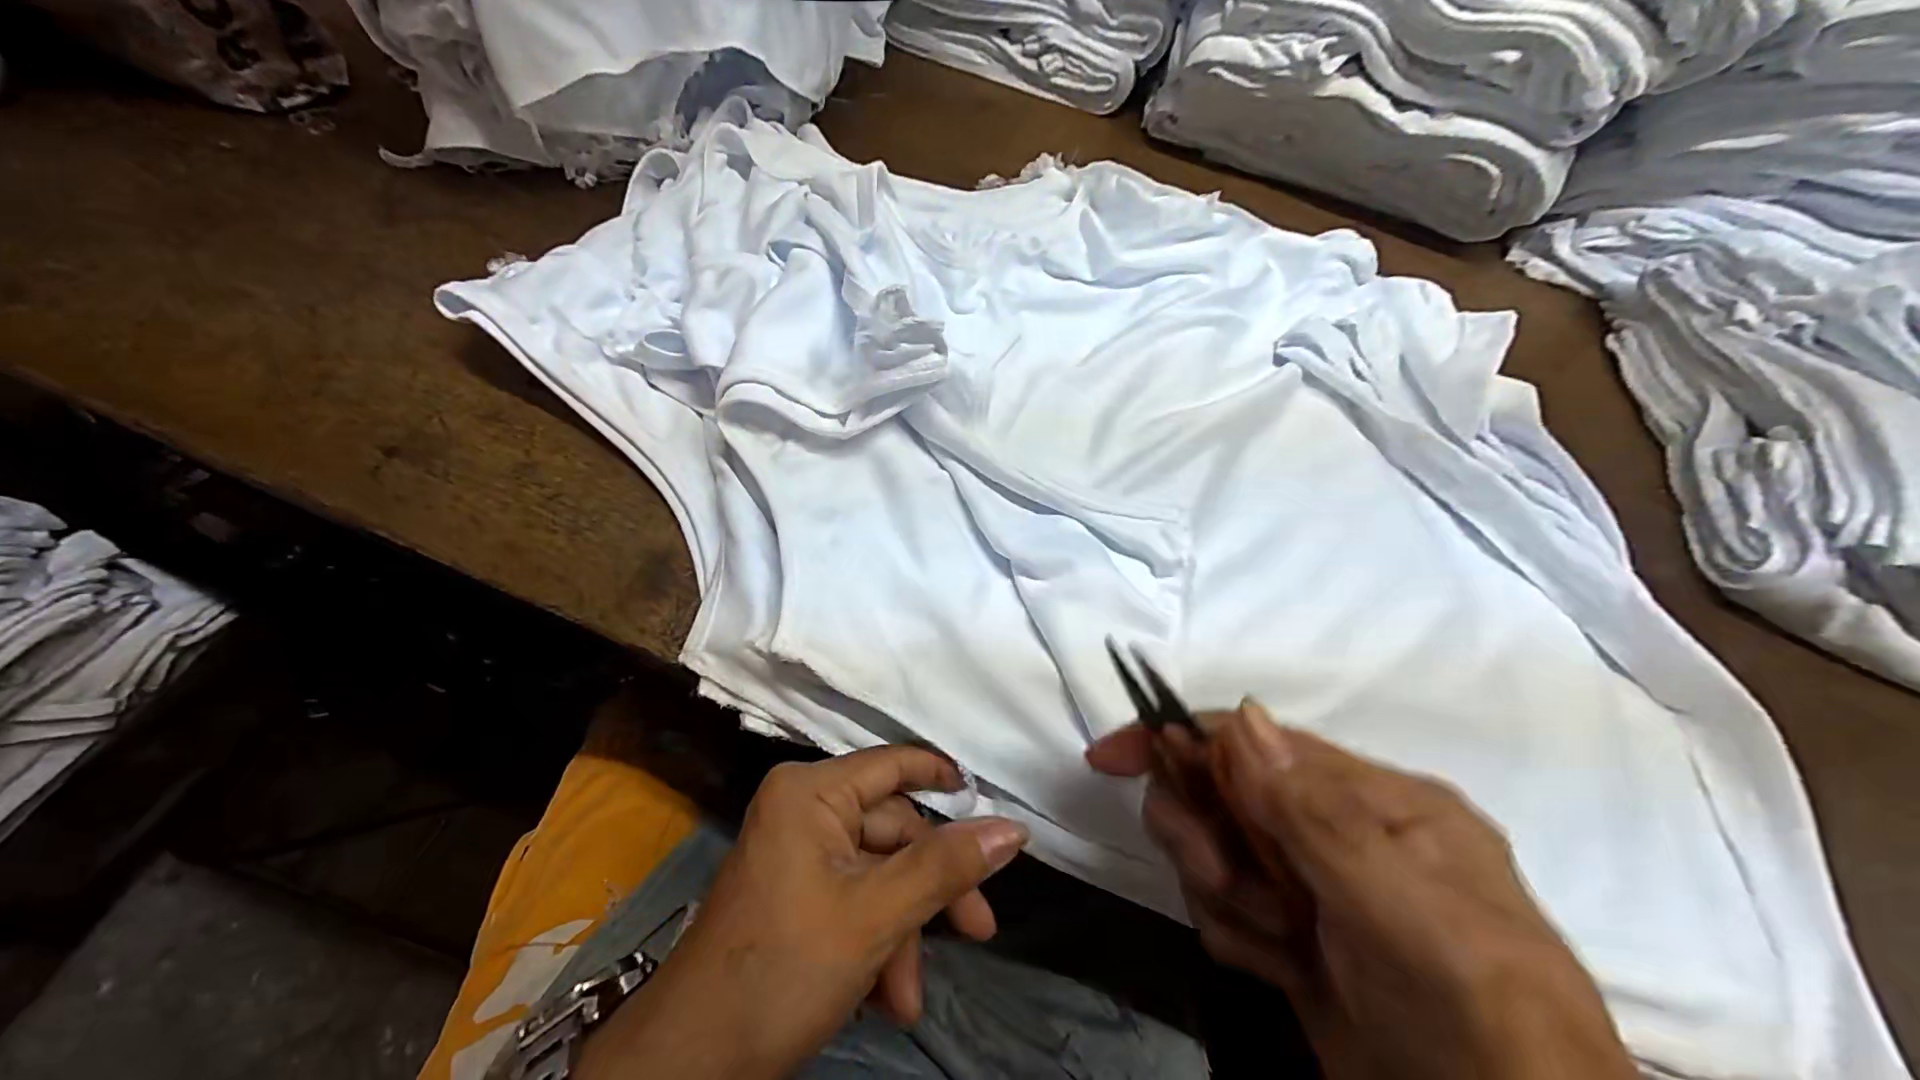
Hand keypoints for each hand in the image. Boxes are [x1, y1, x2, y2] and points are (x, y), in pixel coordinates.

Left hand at [575, 747, 1028, 1079]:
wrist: (690, 1064)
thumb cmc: (782, 969)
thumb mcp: (876, 916)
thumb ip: (946, 867)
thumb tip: (1012, 829)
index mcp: (812, 793)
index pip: (895, 764)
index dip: (946, 780)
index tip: (992, 810)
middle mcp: (804, 810)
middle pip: (894, 832)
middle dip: (930, 893)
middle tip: (977, 933)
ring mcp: (798, 855)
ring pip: (880, 876)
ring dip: (904, 935)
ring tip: (907, 1000)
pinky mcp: (796, 896)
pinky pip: (856, 901)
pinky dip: (877, 945)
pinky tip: (883, 999)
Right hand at [1089, 703, 1638, 1079]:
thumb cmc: (1473, 1011)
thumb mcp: (1399, 910)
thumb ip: (1315, 812)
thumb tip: (1242, 715)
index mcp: (1374, 801)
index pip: (1252, 743)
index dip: (1180, 741)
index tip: (1110, 759)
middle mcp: (1337, 830)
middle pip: (1221, 795)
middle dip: (1205, 837)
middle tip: (1230, 889)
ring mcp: (1312, 884)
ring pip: (1214, 853)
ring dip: (1224, 897)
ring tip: (1275, 943)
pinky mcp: (1291, 935)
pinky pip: (1223, 908)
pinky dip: (1234, 935)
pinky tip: (1277, 969)